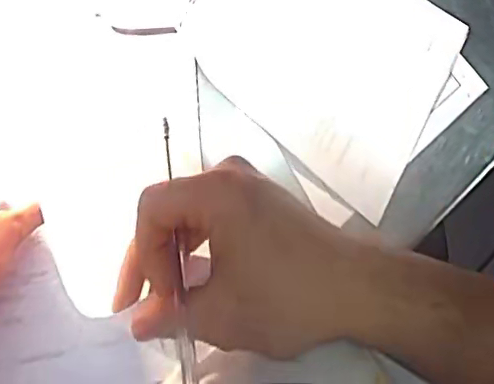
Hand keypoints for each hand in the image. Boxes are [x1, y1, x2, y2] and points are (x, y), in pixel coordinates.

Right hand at [111, 157, 379, 359]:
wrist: (351, 285)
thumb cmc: (286, 295)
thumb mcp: (218, 314)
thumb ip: (170, 314)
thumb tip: (141, 319)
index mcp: (218, 189)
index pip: (152, 207)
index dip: (142, 256)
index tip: (152, 300)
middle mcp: (233, 174)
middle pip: (170, 204)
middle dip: (154, 255)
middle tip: (148, 305)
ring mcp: (252, 183)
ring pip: (192, 208)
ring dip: (176, 250)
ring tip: (176, 296)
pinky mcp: (265, 198)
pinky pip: (216, 211)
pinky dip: (201, 242)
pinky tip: (205, 278)